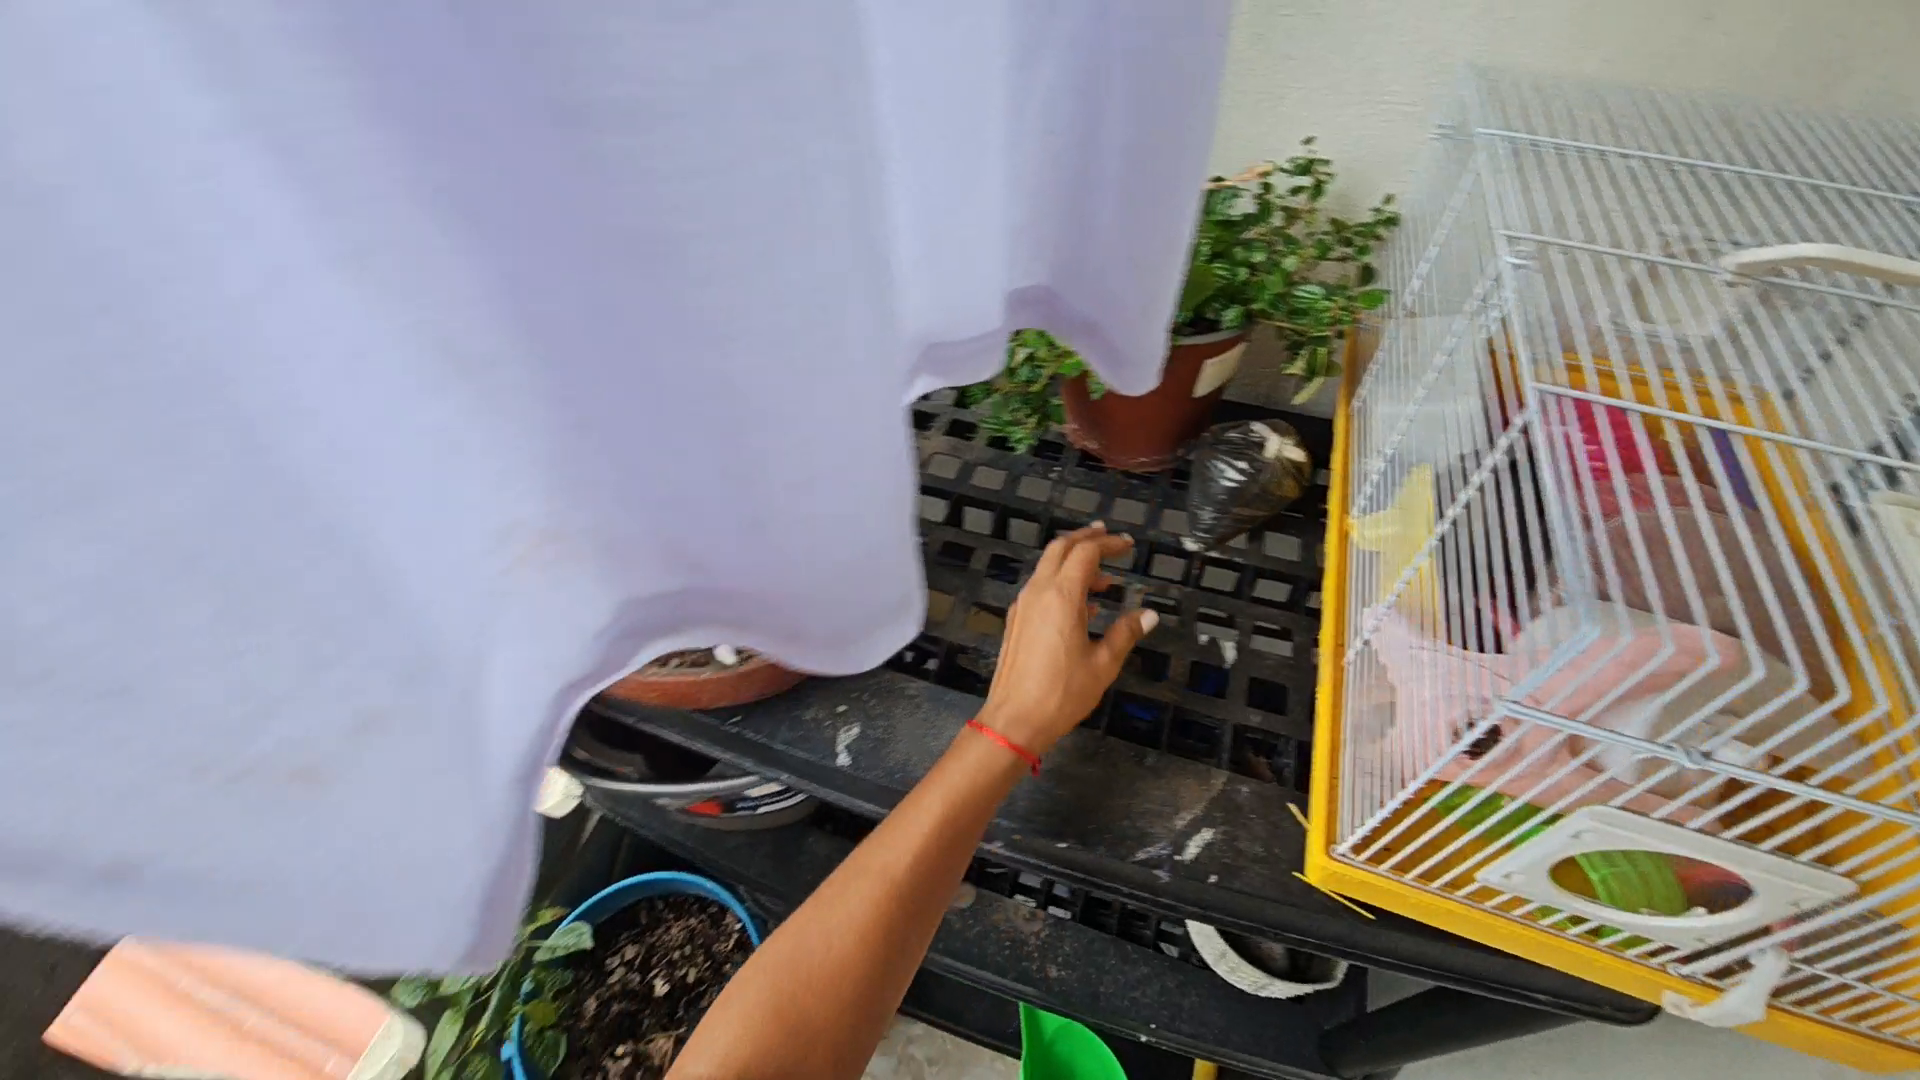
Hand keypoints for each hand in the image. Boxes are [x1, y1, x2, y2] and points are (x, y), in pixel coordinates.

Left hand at [976, 522, 1157, 755]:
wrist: (1014, 719)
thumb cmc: (1062, 693)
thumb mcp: (1103, 664)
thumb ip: (1125, 633)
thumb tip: (1148, 614)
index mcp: (1061, 596)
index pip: (1086, 553)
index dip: (1109, 544)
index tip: (1128, 546)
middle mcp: (1038, 592)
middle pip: (1060, 549)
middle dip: (1085, 539)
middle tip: (1109, 538)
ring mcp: (1023, 605)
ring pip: (1047, 567)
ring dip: (1073, 563)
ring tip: (1104, 579)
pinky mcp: (1016, 621)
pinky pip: (1040, 588)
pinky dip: (1061, 583)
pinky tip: (1082, 605)